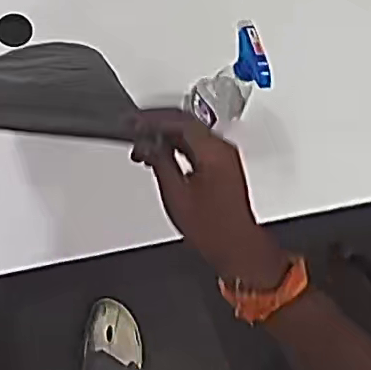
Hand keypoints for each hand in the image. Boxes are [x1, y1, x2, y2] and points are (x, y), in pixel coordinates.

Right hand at [131, 109, 286, 285]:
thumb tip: (146, 142)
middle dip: (155, 124)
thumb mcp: (175, 192)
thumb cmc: (213, 228)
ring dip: (163, 136)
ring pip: (188, 134)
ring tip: (141, 143)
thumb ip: (159, 159)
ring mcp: (223, 157)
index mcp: (213, 151)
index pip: (178, 121)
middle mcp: (222, 150)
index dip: (151, 119)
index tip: (133, 122)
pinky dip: (174, 145)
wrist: (237, 250)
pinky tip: (158, 153)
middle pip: (184, 123)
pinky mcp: (221, 166)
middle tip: (133, 128)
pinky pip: (194, 145)